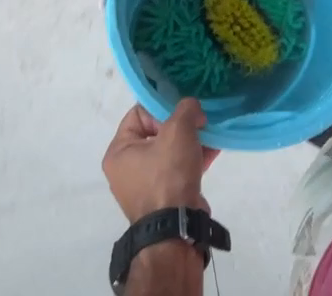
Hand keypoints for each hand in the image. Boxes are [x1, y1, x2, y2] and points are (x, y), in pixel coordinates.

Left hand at [102, 99, 219, 222]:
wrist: (176, 225)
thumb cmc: (168, 174)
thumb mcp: (178, 130)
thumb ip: (186, 108)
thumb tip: (192, 109)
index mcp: (118, 151)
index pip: (139, 113)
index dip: (163, 106)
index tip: (185, 109)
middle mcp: (127, 168)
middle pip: (157, 131)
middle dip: (182, 124)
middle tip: (200, 120)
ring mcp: (145, 184)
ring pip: (170, 150)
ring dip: (192, 140)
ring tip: (211, 133)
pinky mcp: (163, 196)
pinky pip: (178, 168)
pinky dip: (193, 158)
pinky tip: (213, 150)